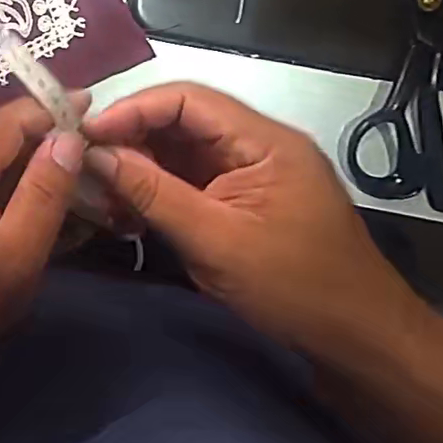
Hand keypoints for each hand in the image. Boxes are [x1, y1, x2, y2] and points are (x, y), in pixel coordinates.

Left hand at [0, 96, 87, 371]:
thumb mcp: (13, 260)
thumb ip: (43, 196)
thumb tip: (69, 139)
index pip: (10, 120)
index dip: (54, 110)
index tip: (97, 111)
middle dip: (46, 134)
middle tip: (95, 147)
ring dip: (29, 157)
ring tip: (75, 170)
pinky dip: (8, 177)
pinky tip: (36, 194)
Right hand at [81, 83, 431, 356]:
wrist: (358, 343)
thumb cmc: (296, 289)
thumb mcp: (216, 240)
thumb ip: (153, 193)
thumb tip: (95, 156)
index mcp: (262, 141)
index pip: (187, 100)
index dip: (132, 110)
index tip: (88, 133)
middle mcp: (252, 146)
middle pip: (178, 122)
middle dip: (129, 140)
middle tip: (84, 164)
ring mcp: (244, 173)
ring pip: (176, 152)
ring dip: (136, 168)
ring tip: (99, 192)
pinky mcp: (235, 200)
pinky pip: (184, 181)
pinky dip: (152, 192)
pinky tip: (125, 211)